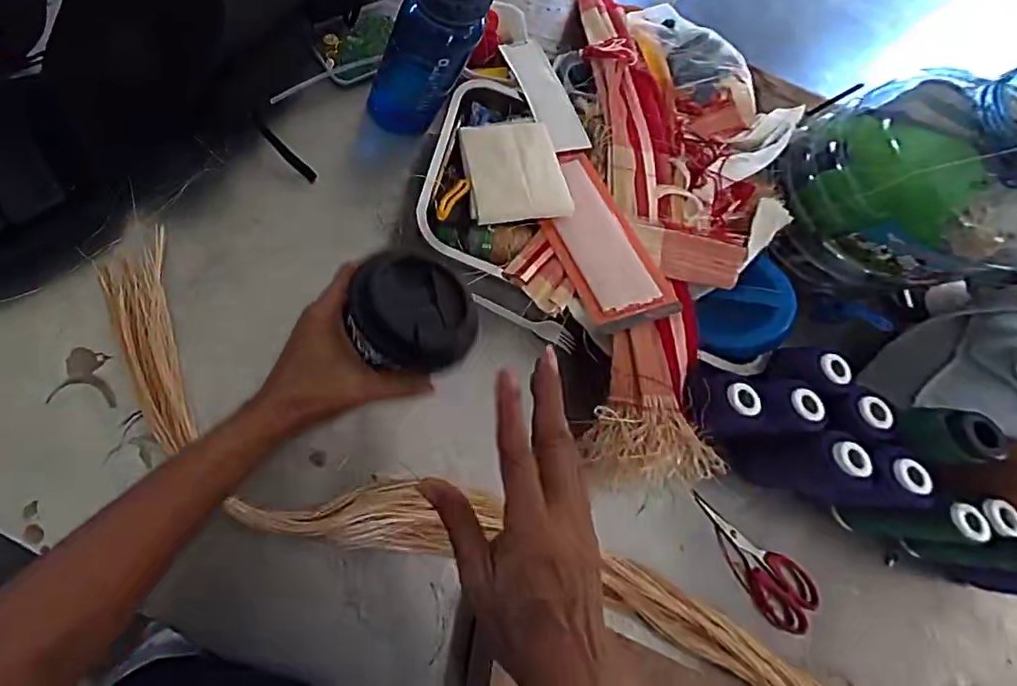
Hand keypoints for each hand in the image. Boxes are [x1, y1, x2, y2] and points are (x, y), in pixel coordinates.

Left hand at [248, 263, 431, 433]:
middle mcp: (315, 312)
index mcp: (323, 311)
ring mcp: (311, 326)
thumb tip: (431, 382)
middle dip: (372, 286)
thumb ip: (398, 384)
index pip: (346, 274)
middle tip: (403, 287)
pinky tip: (374, 331)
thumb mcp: (361, 387)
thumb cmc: (315, 391)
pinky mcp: (311, 339)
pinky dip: (354, 319)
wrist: (279, 410)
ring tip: (395, 305)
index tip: (393, 263)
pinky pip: (336, 318)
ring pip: (341, 305)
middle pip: (346, 288)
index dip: (368, 265)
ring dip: (363, 304)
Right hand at [421, 350, 613, 685]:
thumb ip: (458, 523)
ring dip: (560, 417)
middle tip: (544, 361)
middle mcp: (564, 518)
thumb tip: (428, 482)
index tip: (506, 378)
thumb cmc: (517, 625)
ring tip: (551, 384)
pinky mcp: (587, 535)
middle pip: (557, 448)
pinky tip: (558, 438)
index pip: (517, 457)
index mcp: (532, 526)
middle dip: (550, 400)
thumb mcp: (476, 578)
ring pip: (572, 461)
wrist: (574, 671)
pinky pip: (577, 479)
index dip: (510, 414)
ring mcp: (582, 525)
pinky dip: (565, 446)